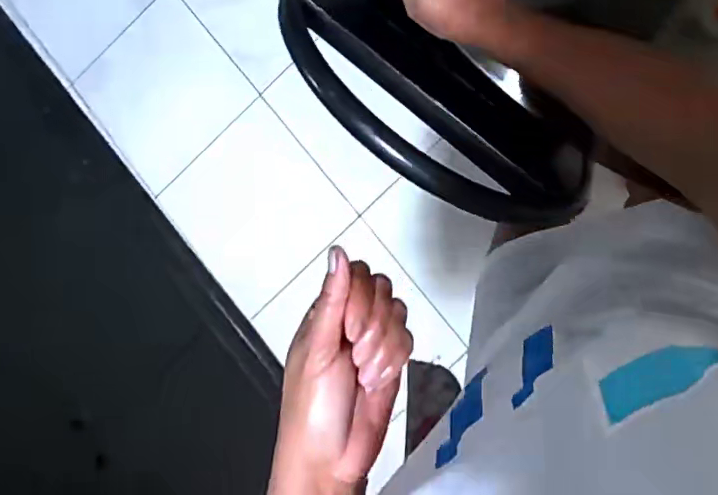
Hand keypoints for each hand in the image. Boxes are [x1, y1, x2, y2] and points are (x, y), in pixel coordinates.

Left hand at [269, 247, 413, 494]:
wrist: (330, 464)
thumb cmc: (309, 411)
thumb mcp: (316, 352)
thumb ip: (331, 300)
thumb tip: (337, 253)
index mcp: (326, 312)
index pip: (356, 274)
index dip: (359, 296)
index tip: (348, 328)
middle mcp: (351, 319)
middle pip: (381, 288)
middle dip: (373, 322)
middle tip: (355, 352)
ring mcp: (373, 339)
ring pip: (397, 312)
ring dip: (383, 345)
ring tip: (364, 372)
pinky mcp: (392, 359)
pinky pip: (408, 339)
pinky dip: (394, 360)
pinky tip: (375, 380)